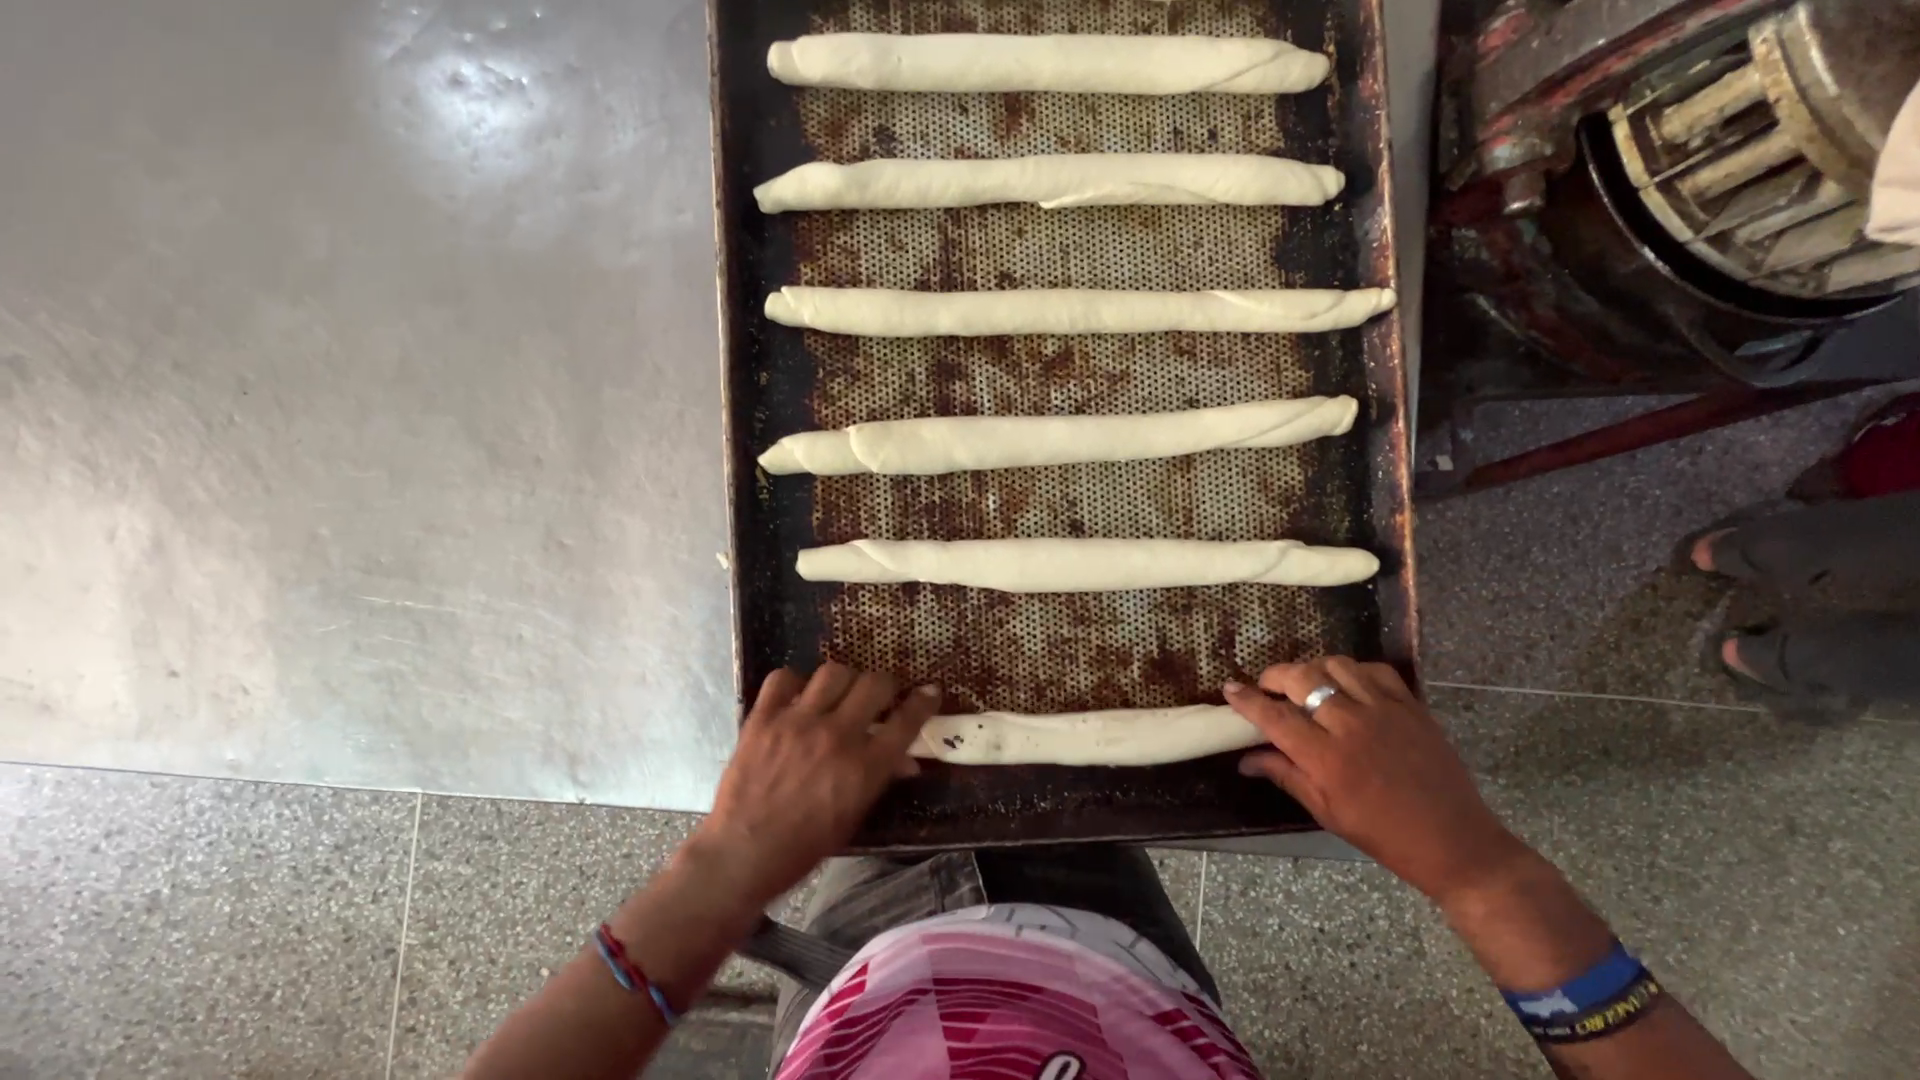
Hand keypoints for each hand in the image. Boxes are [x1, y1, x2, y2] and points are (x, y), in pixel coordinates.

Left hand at [688, 664, 938, 907]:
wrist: (745, 853)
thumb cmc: (806, 845)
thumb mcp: (854, 816)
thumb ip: (879, 780)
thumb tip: (906, 761)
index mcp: (865, 767)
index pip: (907, 720)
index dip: (924, 701)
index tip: (930, 691)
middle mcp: (836, 736)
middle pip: (875, 684)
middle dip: (886, 686)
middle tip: (881, 695)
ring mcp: (797, 723)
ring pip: (834, 672)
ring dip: (844, 681)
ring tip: (839, 694)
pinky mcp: (763, 718)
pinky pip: (783, 678)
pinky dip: (794, 682)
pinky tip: (798, 697)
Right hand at [1224, 657, 1531, 904]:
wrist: (1454, 840)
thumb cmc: (1382, 834)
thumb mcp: (1326, 811)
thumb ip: (1285, 775)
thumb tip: (1245, 759)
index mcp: (1327, 758)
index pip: (1274, 716)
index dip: (1247, 700)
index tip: (1229, 689)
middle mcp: (1352, 725)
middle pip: (1301, 678)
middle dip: (1275, 676)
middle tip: (1266, 687)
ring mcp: (1385, 710)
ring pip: (1336, 665)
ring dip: (1312, 669)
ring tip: (1305, 684)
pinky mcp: (1411, 705)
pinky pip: (1374, 670)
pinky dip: (1352, 670)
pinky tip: (1346, 685)